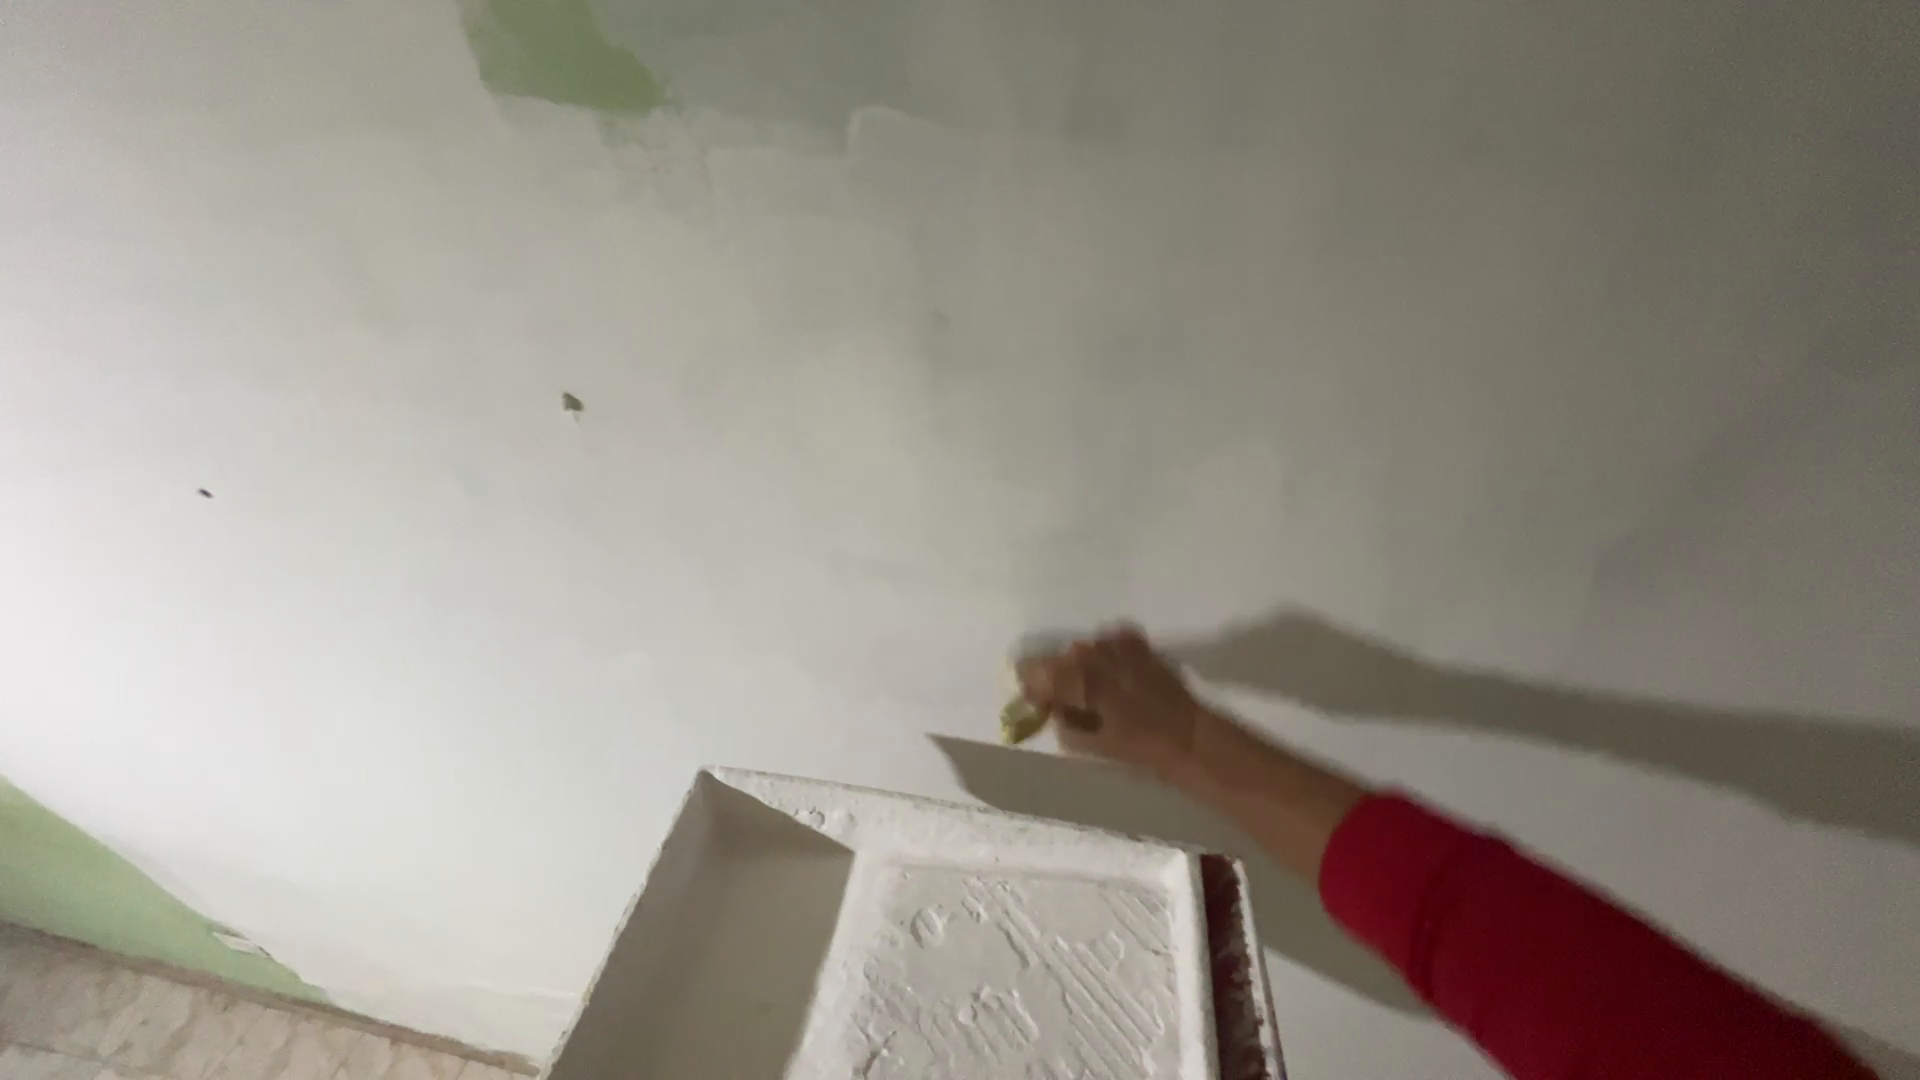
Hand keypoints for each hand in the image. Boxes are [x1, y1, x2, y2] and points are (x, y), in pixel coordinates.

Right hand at [1015, 624, 1208, 780]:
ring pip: (1083, 650)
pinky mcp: (1134, 640)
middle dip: (1060, 678)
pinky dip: (1107, 658)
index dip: (1033, 688)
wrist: (1187, 736)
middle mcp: (1088, 651)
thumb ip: (1061, 722)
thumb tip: (1052, 708)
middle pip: (1058, 658)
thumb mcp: (1087, 743)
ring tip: (1100, 691)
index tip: (1040, 703)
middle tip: (1072, 701)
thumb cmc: (1135, 746)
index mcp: (1072, 676)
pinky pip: (1107, 643)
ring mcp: (1113, 641)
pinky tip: (1118, 676)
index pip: (1031, 670)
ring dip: (1084, 667)